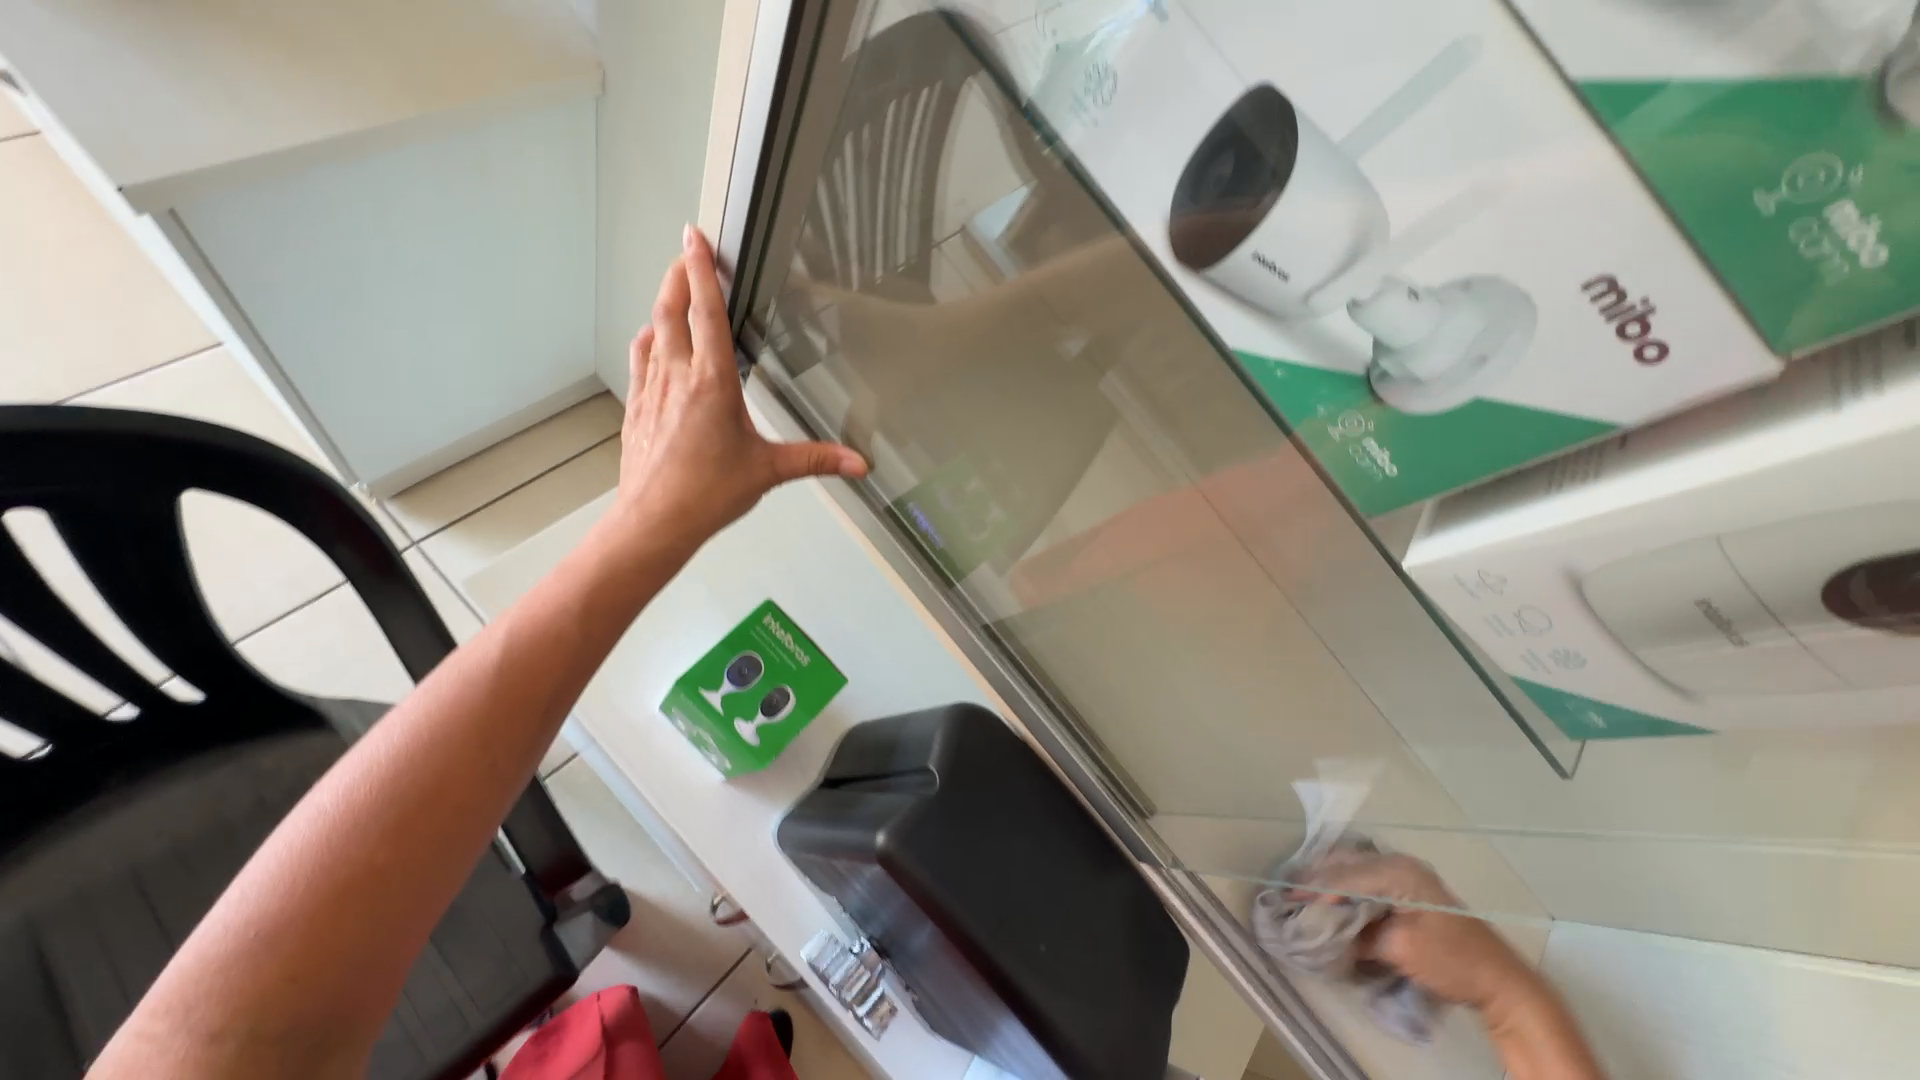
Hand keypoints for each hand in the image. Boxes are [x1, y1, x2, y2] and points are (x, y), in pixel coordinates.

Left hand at [612, 226, 867, 548]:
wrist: (653, 522)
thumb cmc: (703, 495)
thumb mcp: (768, 471)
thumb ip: (815, 459)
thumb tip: (856, 463)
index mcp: (711, 383)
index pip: (705, 312)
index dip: (702, 270)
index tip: (696, 238)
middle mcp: (676, 378)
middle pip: (670, 308)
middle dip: (679, 274)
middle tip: (687, 253)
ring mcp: (650, 391)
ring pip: (652, 329)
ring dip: (662, 303)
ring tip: (673, 289)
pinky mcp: (637, 408)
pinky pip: (640, 359)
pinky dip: (648, 339)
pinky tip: (653, 341)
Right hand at [1310, 853, 1539, 1014]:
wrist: (1501, 982)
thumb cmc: (1451, 962)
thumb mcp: (1399, 948)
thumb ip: (1359, 933)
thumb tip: (1331, 929)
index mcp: (1398, 873)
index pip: (1344, 876)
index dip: (1315, 888)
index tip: (1289, 899)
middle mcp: (1400, 866)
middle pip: (1347, 864)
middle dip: (1318, 877)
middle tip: (1290, 892)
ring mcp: (1408, 877)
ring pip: (1357, 869)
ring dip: (1332, 881)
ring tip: (1305, 893)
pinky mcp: (1411, 891)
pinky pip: (1369, 880)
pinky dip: (1348, 887)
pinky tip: (1334, 898)